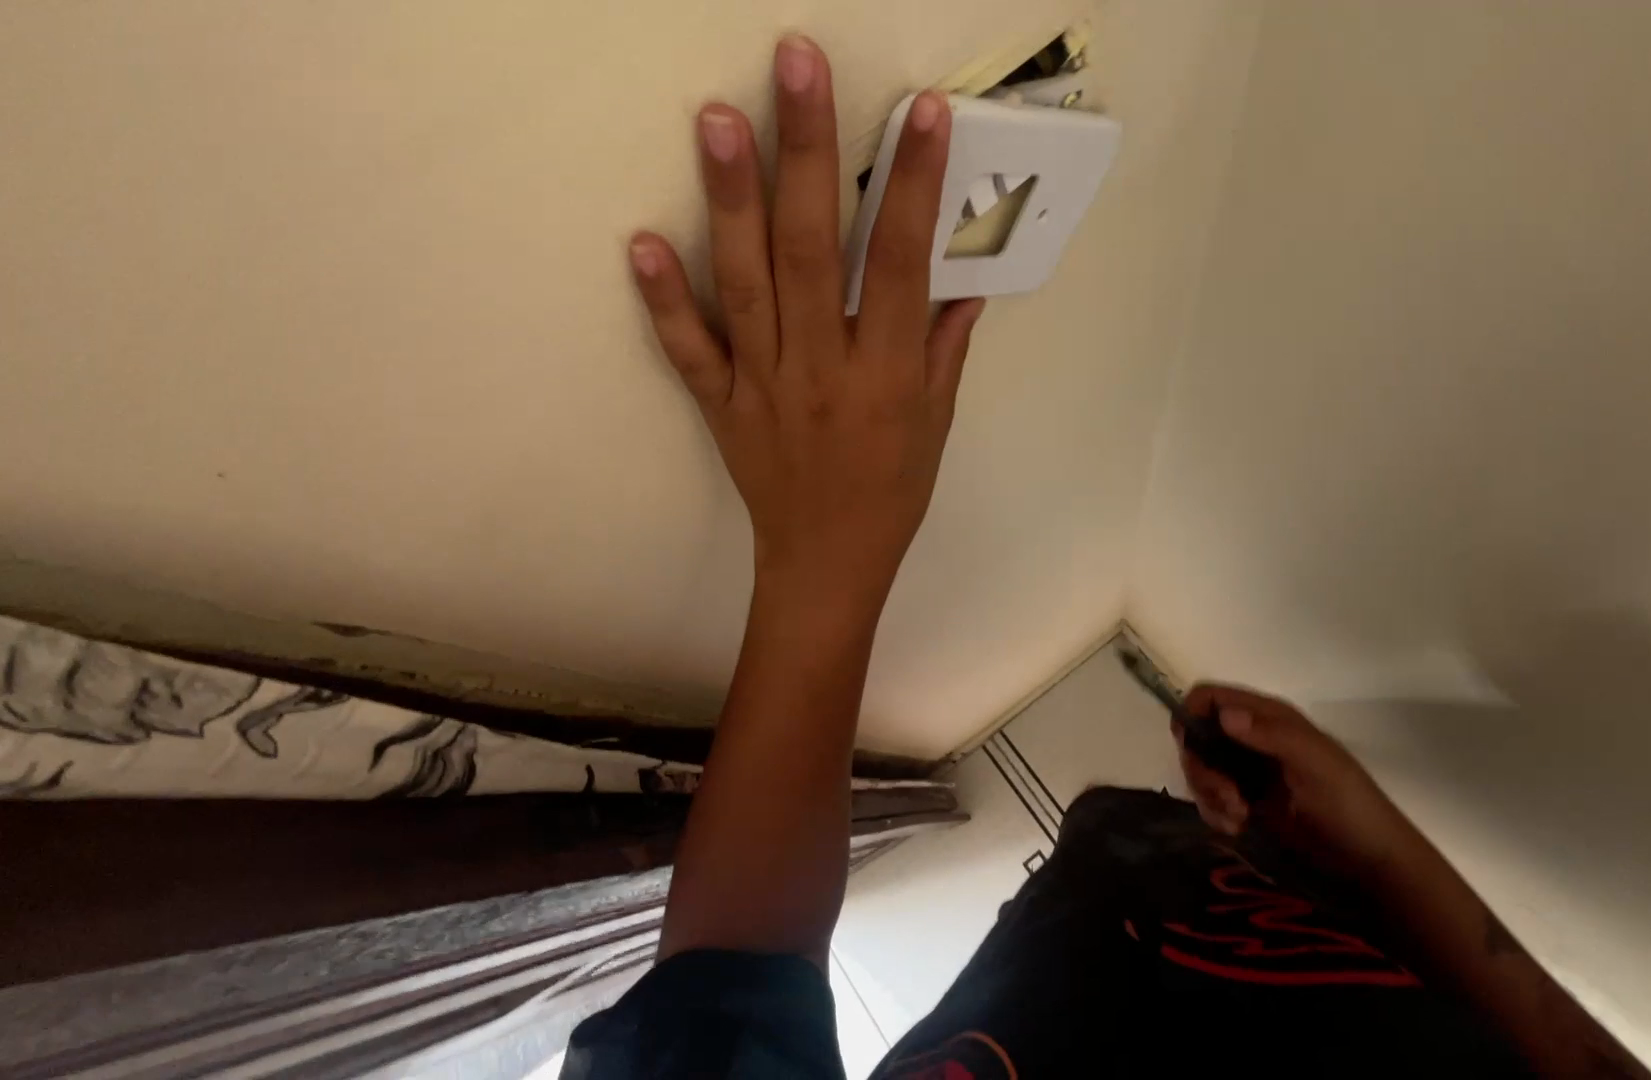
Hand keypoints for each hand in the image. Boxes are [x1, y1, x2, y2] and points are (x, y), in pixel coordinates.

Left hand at [627, 35, 985, 605]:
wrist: (828, 564)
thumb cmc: (891, 493)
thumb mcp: (936, 425)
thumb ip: (944, 351)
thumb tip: (965, 287)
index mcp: (888, 375)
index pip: (901, 264)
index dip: (911, 185)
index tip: (919, 112)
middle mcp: (824, 370)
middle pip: (812, 251)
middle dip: (809, 154)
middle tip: (795, 66)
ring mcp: (765, 386)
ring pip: (747, 285)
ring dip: (731, 201)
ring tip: (719, 119)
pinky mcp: (722, 406)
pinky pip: (691, 352)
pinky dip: (665, 301)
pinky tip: (643, 242)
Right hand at [1177, 684, 1415, 873]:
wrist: (1368, 861)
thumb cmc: (1348, 804)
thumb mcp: (1316, 763)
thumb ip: (1272, 735)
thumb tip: (1224, 715)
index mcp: (1268, 718)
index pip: (1211, 698)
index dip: (1192, 714)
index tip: (1190, 746)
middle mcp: (1251, 739)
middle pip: (1197, 738)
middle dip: (1202, 769)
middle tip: (1227, 797)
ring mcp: (1246, 773)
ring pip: (1200, 771)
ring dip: (1210, 795)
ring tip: (1238, 818)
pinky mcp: (1244, 804)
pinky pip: (1210, 801)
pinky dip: (1215, 814)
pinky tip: (1238, 829)